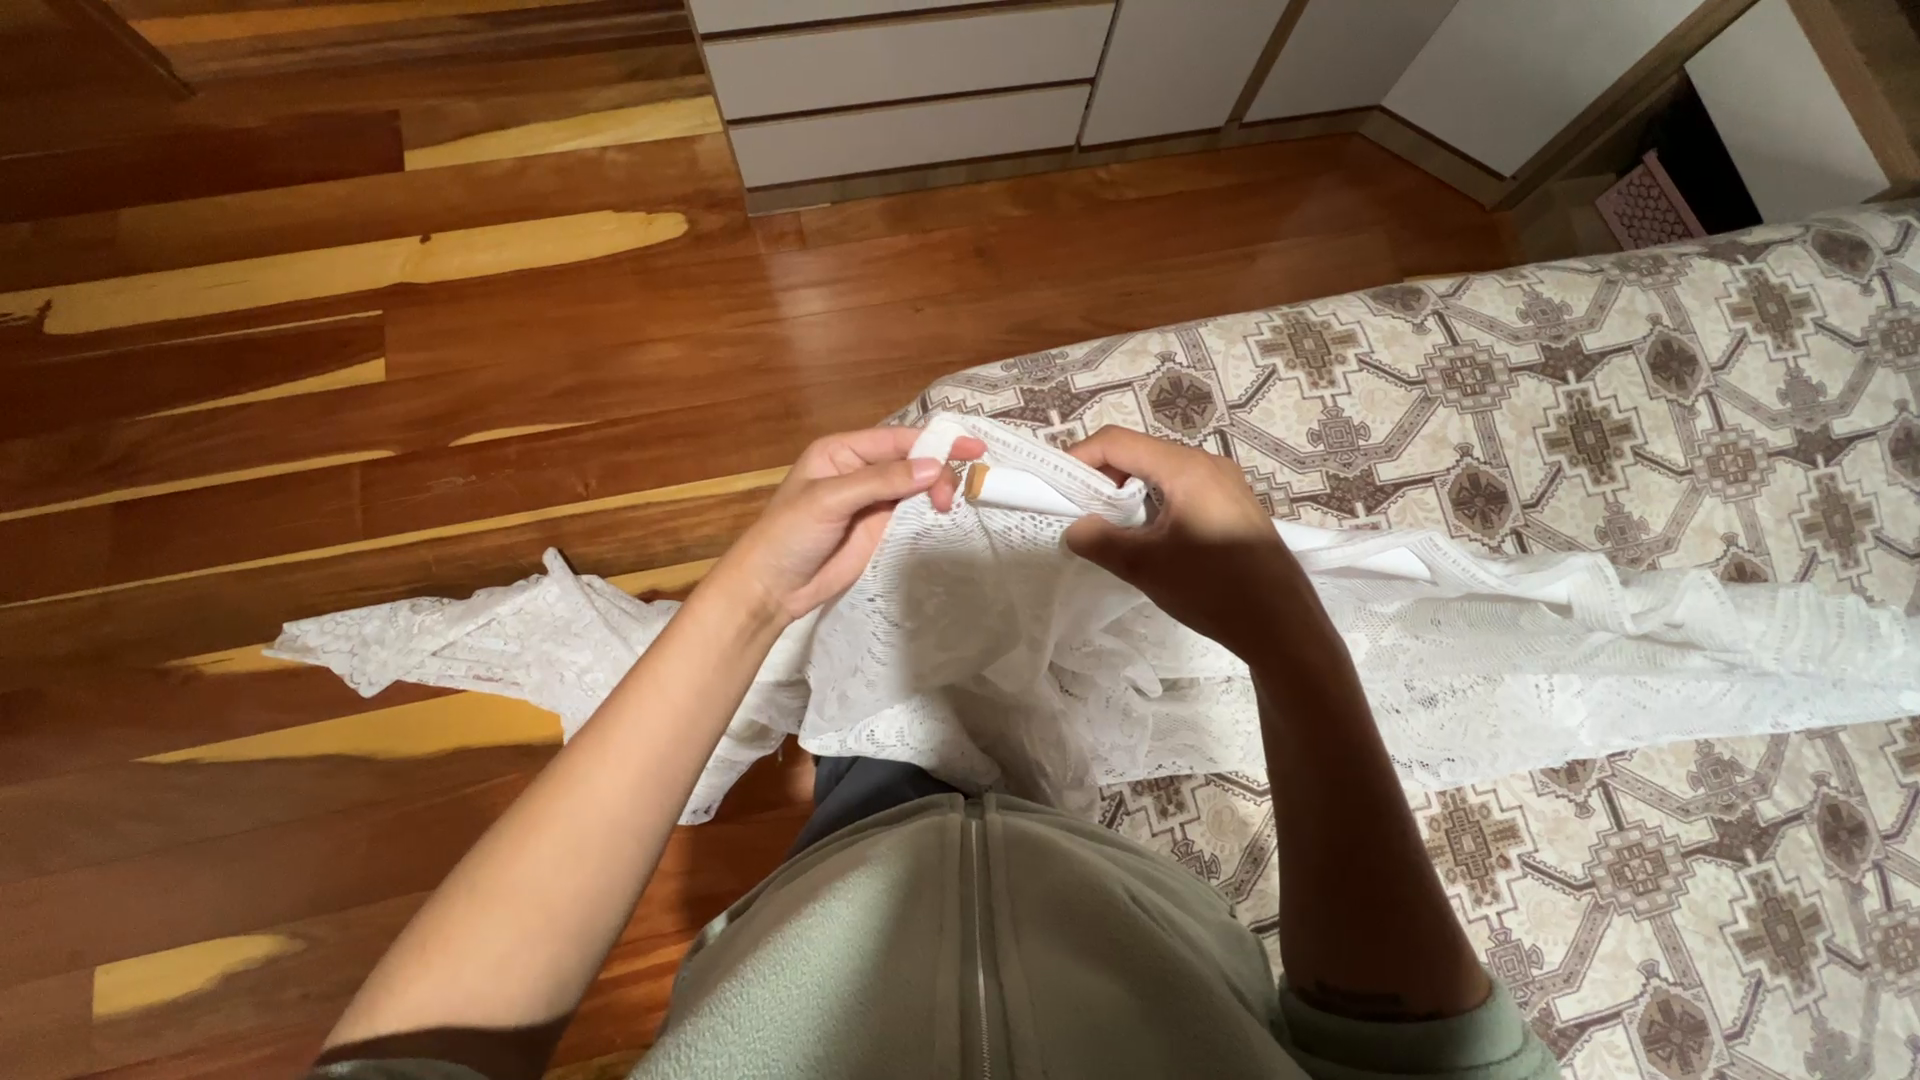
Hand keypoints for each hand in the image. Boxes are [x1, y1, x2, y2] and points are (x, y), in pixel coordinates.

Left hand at [708, 428, 986, 623]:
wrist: (772, 587)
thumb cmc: (789, 534)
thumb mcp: (830, 499)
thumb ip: (881, 481)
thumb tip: (934, 467)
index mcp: (842, 452)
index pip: (895, 440)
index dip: (934, 441)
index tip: (971, 448)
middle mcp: (860, 471)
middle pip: (910, 461)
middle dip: (937, 470)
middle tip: (950, 496)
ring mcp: (872, 502)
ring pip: (915, 487)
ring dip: (936, 491)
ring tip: (948, 505)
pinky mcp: (879, 530)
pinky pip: (911, 515)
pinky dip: (929, 513)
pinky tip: (942, 516)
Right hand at [1063, 427, 1307, 658]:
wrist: (1282, 625)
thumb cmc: (1212, 588)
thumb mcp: (1145, 566)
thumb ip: (1100, 541)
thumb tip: (1074, 529)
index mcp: (1185, 468)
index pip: (1117, 442)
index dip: (1080, 458)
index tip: (1057, 487)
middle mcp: (1207, 464)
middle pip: (1139, 452)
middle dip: (1102, 476)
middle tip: (1079, 510)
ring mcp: (1224, 484)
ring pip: (1160, 472)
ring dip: (1127, 492)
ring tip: (1108, 527)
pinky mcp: (1232, 506)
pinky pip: (1181, 489)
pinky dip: (1153, 502)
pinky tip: (1146, 536)